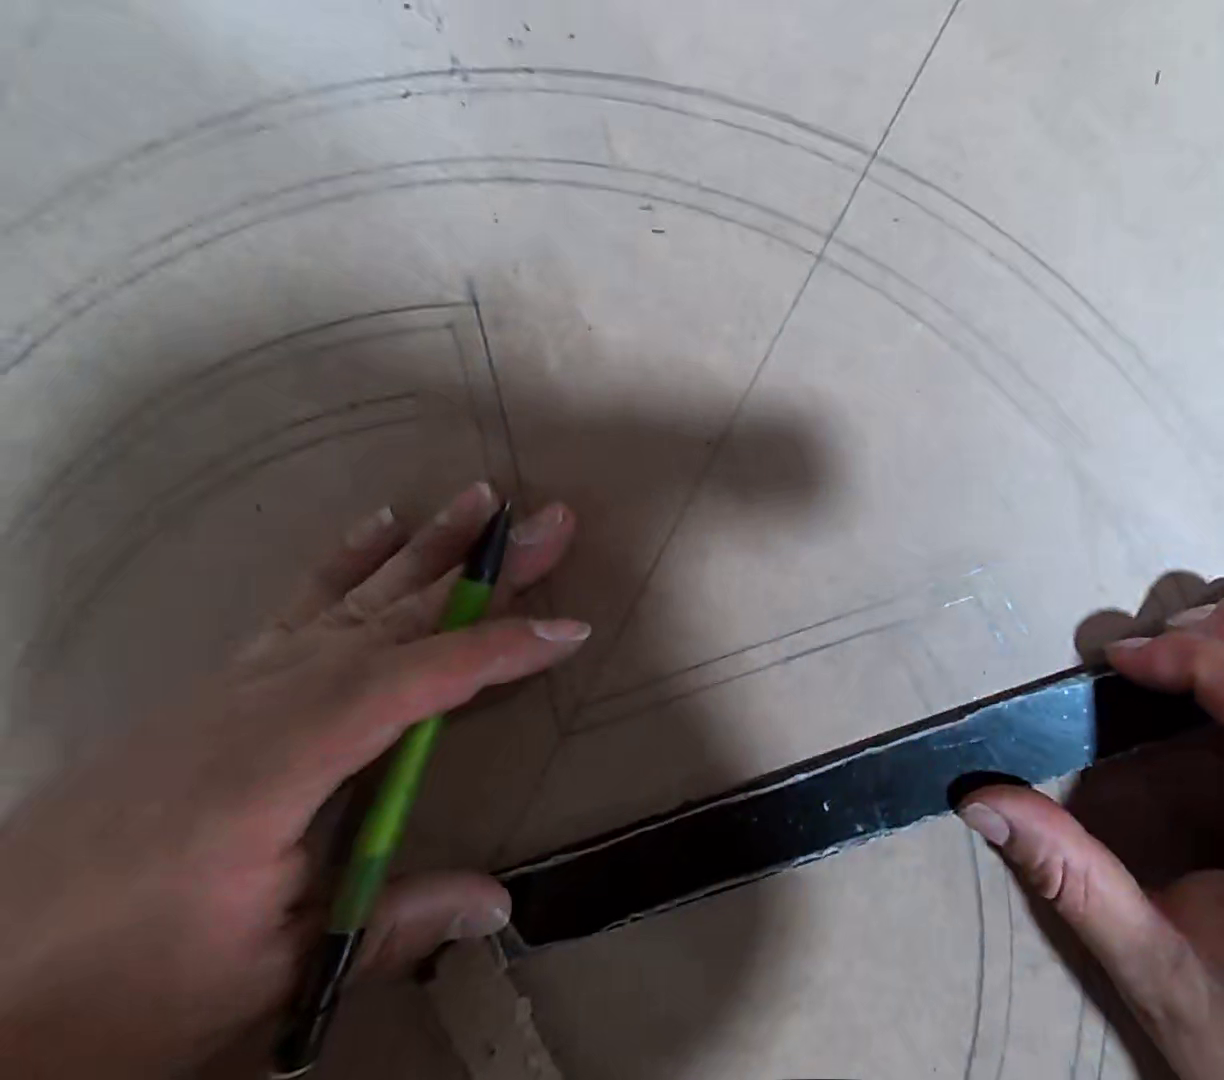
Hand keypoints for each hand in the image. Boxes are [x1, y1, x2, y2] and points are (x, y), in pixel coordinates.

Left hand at [0, 483, 585, 1077]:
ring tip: (481, 499)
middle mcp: (247, 710)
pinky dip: (348, 561)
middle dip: (479, 571)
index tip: (569, 630)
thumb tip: (502, 905)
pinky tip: (380, 527)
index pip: (402, 686)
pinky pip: (300, 609)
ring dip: (427, 548)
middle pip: (388, 622)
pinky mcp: (220, 692)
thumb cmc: (105, 993)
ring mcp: (229, 691)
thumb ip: (387, 927)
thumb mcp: (254, 982)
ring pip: (351, 602)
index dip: (491, 652)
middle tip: (549, 523)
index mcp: (262, 773)